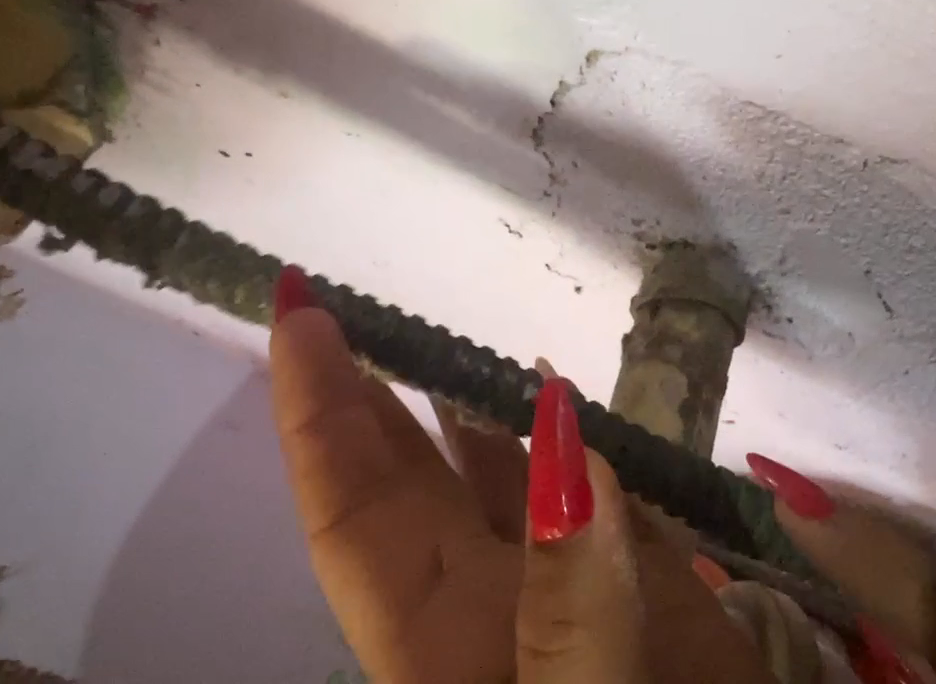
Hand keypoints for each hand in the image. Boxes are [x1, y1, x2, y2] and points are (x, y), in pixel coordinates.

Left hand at [268, 267, 780, 682]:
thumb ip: (572, 604)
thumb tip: (574, 451)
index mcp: (438, 636)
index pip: (351, 510)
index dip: (316, 412)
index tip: (300, 315)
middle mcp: (487, 595)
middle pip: (407, 476)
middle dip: (368, 386)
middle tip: (340, 299)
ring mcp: (561, 578)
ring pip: (494, 466)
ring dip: (460, 394)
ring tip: (436, 322)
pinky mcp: (634, 569)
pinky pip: (588, 476)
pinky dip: (564, 425)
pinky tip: (553, 385)